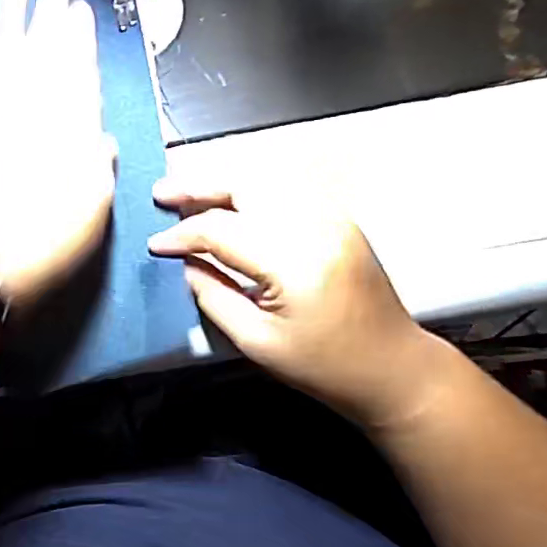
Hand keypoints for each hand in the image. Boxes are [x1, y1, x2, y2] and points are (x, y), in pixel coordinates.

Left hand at [0, 0, 116, 306]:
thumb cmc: (37, 244)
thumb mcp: (91, 212)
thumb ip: (99, 168)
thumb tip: (102, 141)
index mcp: (69, 124)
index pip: (78, 71)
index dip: (79, 40)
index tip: (80, 12)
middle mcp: (29, 101)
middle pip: (43, 49)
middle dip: (49, 13)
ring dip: (7, 12)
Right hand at [148, 175, 451, 429]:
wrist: (391, 367)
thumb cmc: (321, 366)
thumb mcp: (256, 342)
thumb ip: (213, 296)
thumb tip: (187, 263)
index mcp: (293, 262)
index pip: (223, 230)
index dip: (183, 235)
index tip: (155, 244)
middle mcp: (315, 226)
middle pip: (246, 185)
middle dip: (200, 187)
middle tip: (163, 194)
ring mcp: (333, 218)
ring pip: (268, 179)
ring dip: (226, 183)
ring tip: (190, 194)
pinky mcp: (341, 220)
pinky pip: (289, 189)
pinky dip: (255, 189)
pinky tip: (233, 201)